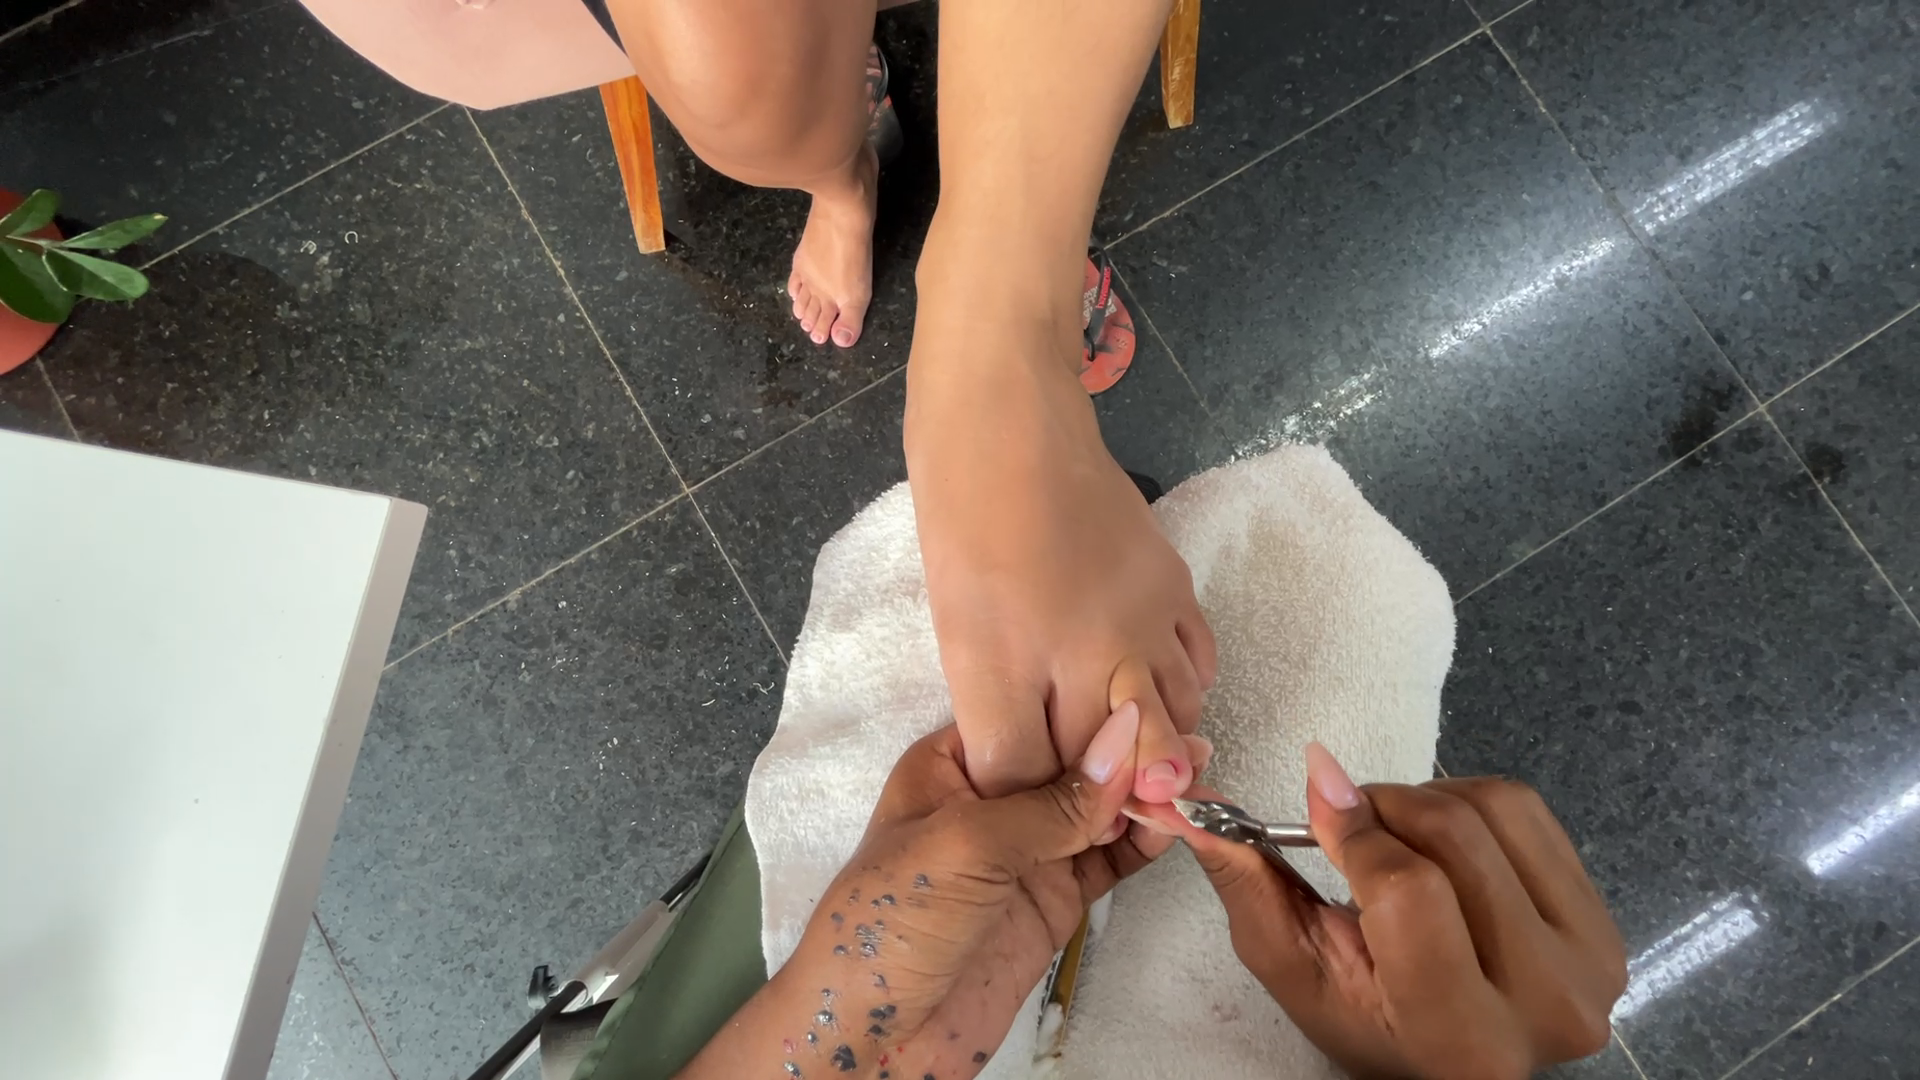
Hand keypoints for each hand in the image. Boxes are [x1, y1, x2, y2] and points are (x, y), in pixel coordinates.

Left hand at [678, 703, 1173, 1079]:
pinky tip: (1176, 826)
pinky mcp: (1053, 897)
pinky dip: (1140, 845)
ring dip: (1143, 799)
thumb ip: (1054, 800)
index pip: (1033, 720)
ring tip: (1198, 780)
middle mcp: (995, 796)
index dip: (1089, 712)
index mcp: (957, 762)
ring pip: (1096, 812)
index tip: (1149, 705)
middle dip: (1127, 757)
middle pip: (1071, 765)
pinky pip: (1105, 861)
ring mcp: (1027, 849)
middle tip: (1191, 748)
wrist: (879, 1039)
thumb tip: (1128, 733)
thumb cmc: (895, 918)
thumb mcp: (968, 843)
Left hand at [904, 301, 1216, 801]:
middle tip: (1087, 794)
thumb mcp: (966, 645)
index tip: (1052, 819)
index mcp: (1081, 674)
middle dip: (1117, 786)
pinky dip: (1180, 688)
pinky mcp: (1171, 572)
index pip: (1087, 781)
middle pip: (1147, 752)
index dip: (1068, 809)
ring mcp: (1162, 606)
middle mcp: (1138, 650)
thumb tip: (1024, 795)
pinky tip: (1152, 688)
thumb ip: (1004, 733)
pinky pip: (1196, 654)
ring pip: (1177, 707)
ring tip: (1118, 747)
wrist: (1007, 422)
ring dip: (1151, 740)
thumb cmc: (969, 535)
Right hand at [1143, 745, 1626, 1079]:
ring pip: (1490, 807)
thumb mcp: (1285, 960)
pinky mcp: (1606, 920)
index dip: (1351, 825)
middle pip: (1452, 835)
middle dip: (1381, 807)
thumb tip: (1195, 805)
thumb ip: (1242, 881)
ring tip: (1396, 842)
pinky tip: (1443, 847)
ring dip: (1421, 802)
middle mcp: (1548, 1002)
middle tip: (1350, 826)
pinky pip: (1524, 807)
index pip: (1408, 889)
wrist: (1454, 1051)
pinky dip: (1465, 800)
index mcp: (1458, 1030)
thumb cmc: (1358, 1010)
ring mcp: (1590, 961)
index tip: (1313, 784)